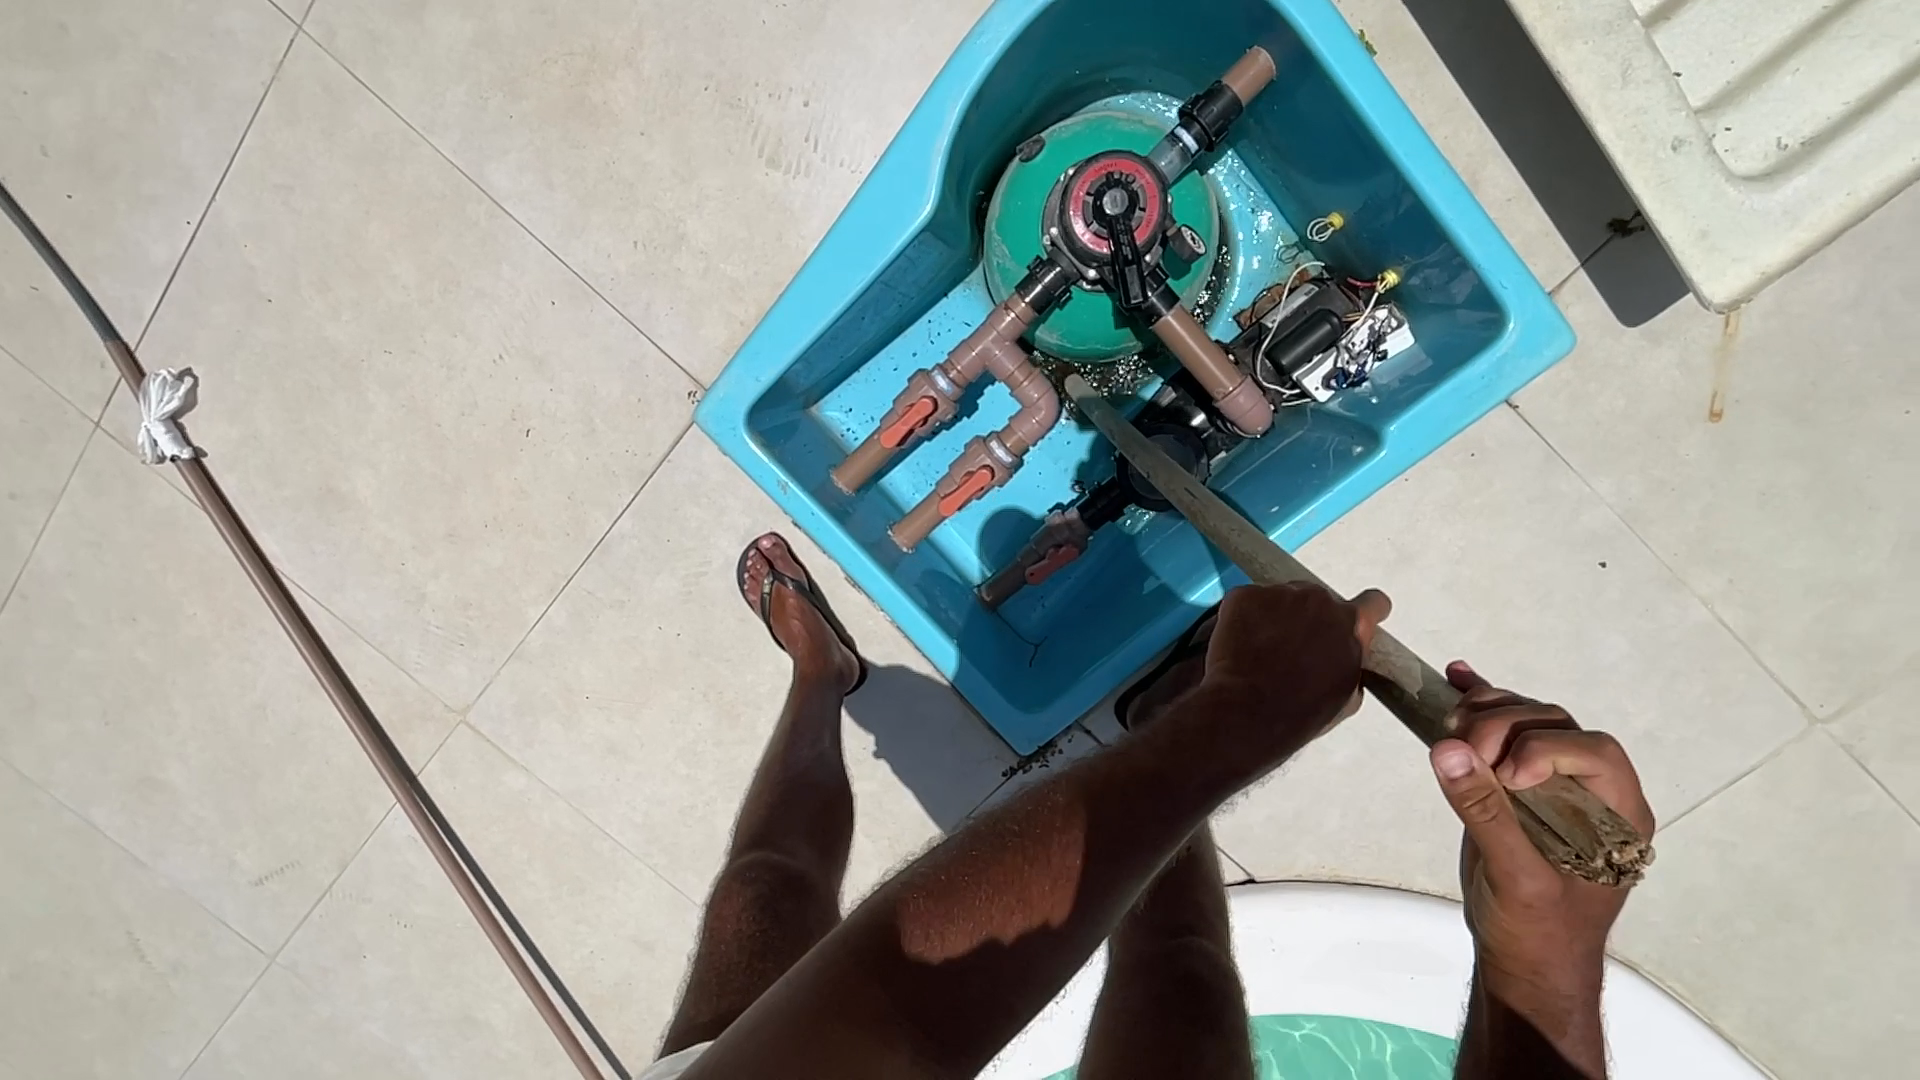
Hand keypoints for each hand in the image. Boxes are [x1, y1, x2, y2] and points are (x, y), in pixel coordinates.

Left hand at [1200, 582, 1390, 754]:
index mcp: (1352, 624)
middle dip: (1305, 619)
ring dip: (1272, 618)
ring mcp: (1279, 594)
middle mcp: (1319, 600)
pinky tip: (1241, 644)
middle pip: (1316, 600)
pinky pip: (1245, 601)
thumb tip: (1345, 659)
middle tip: (1288, 649)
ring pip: (1278, 599)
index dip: (1364, 611)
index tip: (1357, 616)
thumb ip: (1351, 663)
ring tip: (1261, 652)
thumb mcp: (1346, 695)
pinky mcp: (1244, 595)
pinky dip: (1242, 617)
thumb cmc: (1296, 710)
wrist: (1249, 709)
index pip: (1372, 604)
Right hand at [1428, 663, 1654, 997]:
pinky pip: (1499, 732)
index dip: (1545, 749)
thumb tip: (1448, 749)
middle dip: (1503, 727)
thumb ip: (1486, 812)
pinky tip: (1456, 679)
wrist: (1524, 959)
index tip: (1504, 780)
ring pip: (1525, 720)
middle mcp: (1588, 790)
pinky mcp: (1511, 783)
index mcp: (1616, 814)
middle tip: (1462, 752)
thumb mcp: (1515, 876)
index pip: (1593, 749)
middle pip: (1553, 725)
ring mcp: (1548, 784)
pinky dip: (1477, 703)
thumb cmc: (1538, 929)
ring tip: (1450, 724)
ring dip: (1485, 712)